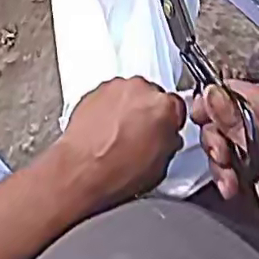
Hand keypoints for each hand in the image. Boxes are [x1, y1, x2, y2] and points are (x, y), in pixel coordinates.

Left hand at [45, 77, 187, 214]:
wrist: (83, 168)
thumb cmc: (119, 171)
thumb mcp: (161, 164)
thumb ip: (169, 140)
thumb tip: (167, 137)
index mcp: (163, 106)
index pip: (176, 106)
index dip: (171, 120)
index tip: (165, 129)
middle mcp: (140, 89)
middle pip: (151, 96)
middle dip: (148, 112)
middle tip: (141, 133)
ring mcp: (116, 87)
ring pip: (129, 93)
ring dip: (127, 107)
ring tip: (120, 132)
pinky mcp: (95, 90)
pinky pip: (109, 96)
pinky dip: (109, 107)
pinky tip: (106, 128)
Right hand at [192, 80, 258, 258]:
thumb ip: (241, 122)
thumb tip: (213, 94)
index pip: (229, 89)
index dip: (211, 102)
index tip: (204, 119)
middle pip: (217, 113)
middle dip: (214, 137)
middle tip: (222, 155)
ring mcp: (251, 143)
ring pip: (215, 136)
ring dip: (217, 160)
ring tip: (231, 177)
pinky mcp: (244, 162)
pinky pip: (218, 158)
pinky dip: (221, 173)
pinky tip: (231, 186)